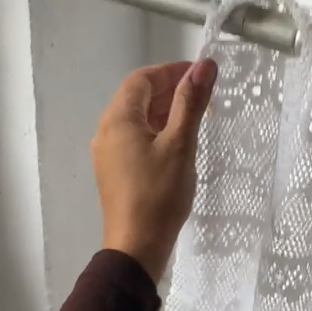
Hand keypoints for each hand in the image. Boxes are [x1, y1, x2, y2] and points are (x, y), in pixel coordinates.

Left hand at [93, 58, 217, 281]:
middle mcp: (107, 130)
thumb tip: (205, 65)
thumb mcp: (180, 144)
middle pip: (137, 97)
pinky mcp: (115, 172)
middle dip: (170, 90)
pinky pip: (135, 140)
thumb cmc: (159, 194)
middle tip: (204, 95)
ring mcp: (108, 153)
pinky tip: (178, 144)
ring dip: (165, 112)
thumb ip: (191, 102)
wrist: (136, 246)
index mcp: (118, 118)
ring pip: (137, 120)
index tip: (201, 73)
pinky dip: (157, 132)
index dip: (171, 71)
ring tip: (196, 117)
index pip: (142, 79)